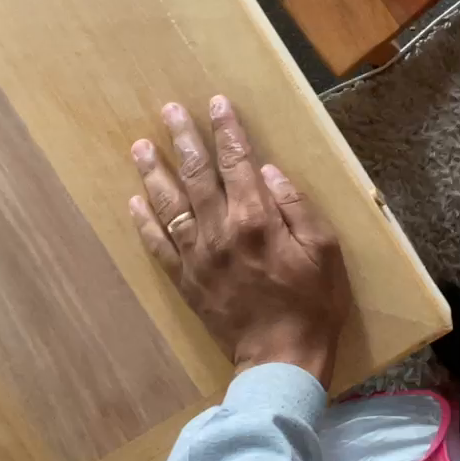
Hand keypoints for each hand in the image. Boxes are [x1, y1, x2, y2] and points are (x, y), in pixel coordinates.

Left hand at [128, 96, 349, 384]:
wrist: (282, 357)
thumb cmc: (313, 303)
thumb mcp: (325, 250)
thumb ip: (296, 207)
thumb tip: (268, 171)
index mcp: (257, 219)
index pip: (237, 162)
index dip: (227, 130)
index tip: (216, 103)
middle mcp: (220, 231)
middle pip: (196, 175)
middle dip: (182, 139)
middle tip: (168, 111)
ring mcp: (198, 257)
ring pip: (169, 205)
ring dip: (153, 172)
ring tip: (140, 146)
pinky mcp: (186, 280)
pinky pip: (158, 245)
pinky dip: (144, 222)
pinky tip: (134, 201)